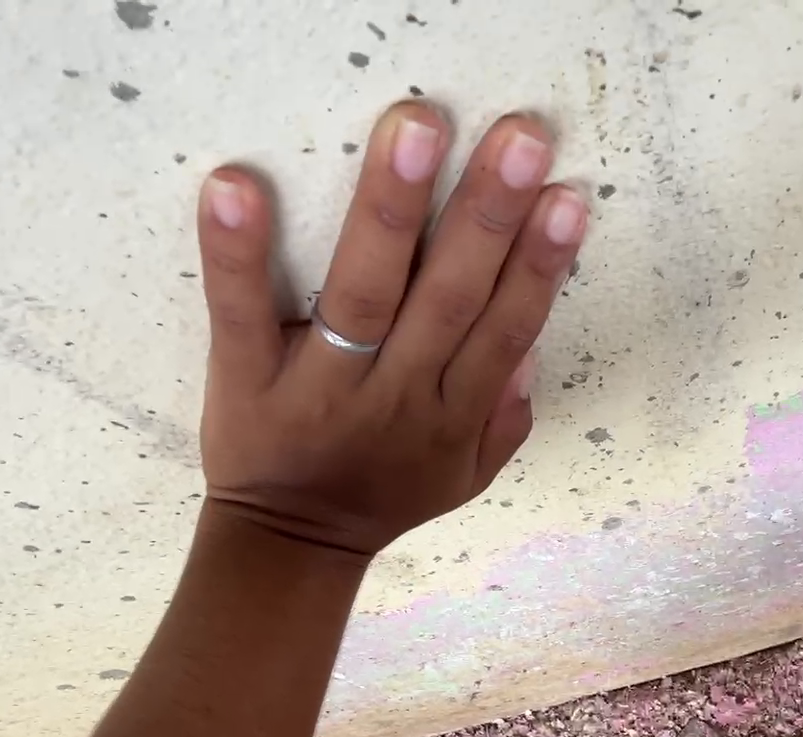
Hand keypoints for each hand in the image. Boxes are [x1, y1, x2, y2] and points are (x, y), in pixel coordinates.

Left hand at [193, 102, 586, 557]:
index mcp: (452, 416)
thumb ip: (508, 416)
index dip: (540, 266)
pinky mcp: (246, 377)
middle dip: (487, 217)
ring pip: (364, 296)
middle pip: (449, 300)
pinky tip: (236, 184)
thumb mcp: (470, 476)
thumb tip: (532, 343)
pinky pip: (241, 314)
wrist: (293, 542)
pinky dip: (237, 254)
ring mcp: (320, 385)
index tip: (566, 198)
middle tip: (518, 137)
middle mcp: (396, 395)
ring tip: (416, 129)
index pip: (506, 330)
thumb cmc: (388, 496)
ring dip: (390, 212)